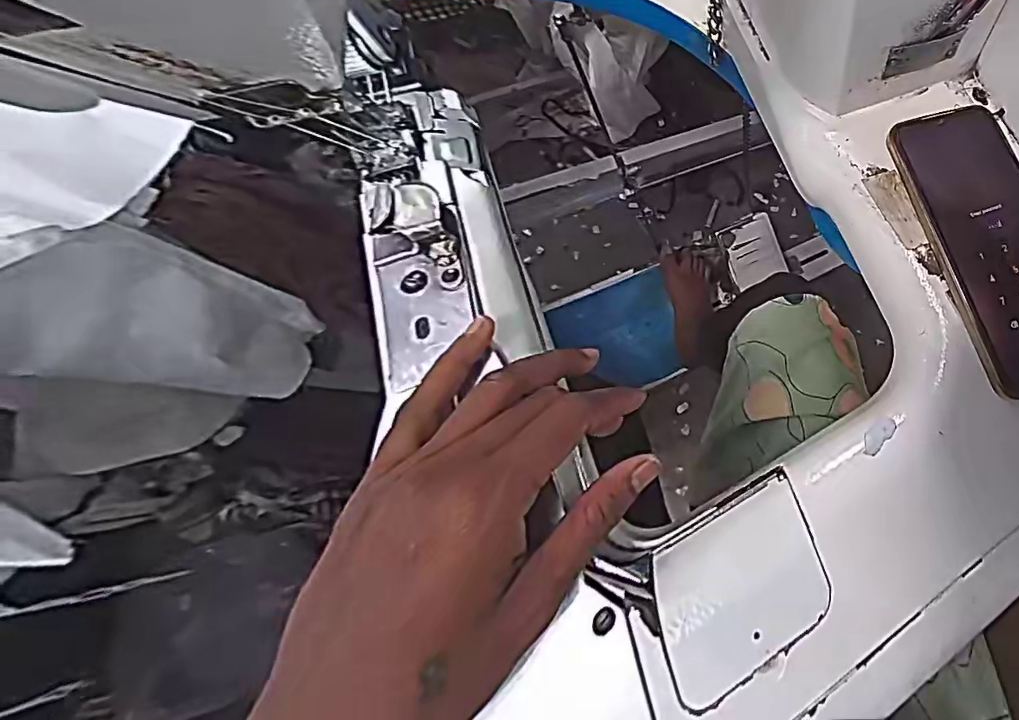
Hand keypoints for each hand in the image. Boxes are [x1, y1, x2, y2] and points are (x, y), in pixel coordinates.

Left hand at [251, 318, 658, 719]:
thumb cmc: (419, 684)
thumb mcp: (530, 606)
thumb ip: (589, 524)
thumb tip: (637, 472)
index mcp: (483, 504)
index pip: (563, 421)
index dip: (607, 403)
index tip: (629, 402)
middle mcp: (438, 478)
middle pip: (528, 402)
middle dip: (581, 389)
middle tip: (612, 395)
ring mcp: (399, 478)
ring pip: (481, 392)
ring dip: (533, 367)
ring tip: (570, 357)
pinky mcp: (373, 488)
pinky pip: (416, 408)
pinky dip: (449, 365)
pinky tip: (472, 340)